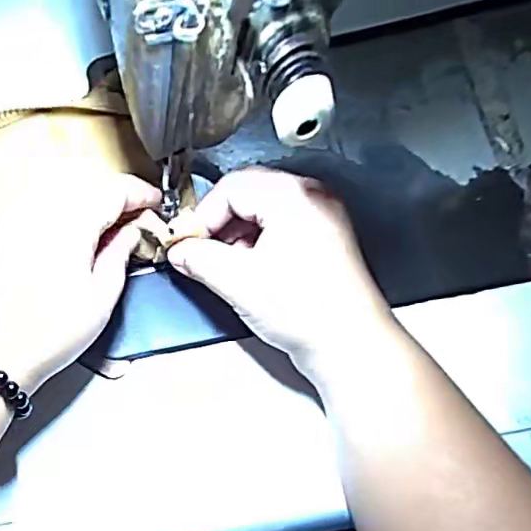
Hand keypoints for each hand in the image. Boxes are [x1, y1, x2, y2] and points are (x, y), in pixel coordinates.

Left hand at [0, 169, 161, 391]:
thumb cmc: (45, 334)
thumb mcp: (100, 300)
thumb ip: (119, 255)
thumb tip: (130, 232)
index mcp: (71, 217)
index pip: (114, 187)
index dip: (139, 194)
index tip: (154, 204)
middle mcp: (38, 201)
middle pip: (85, 176)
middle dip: (112, 191)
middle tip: (131, 217)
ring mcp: (11, 208)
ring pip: (56, 180)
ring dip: (83, 192)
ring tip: (99, 221)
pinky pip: (32, 194)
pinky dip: (55, 200)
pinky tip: (64, 226)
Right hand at [167, 168, 399, 382]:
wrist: (348, 343)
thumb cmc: (306, 310)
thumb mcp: (238, 282)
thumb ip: (200, 259)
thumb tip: (181, 251)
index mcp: (291, 195)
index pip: (231, 187)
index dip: (202, 216)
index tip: (187, 244)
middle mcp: (311, 198)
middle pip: (248, 195)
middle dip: (219, 226)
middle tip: (201, 256)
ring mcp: (322, 220)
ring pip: (265, 214)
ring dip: (237, 238)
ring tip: (226, 270)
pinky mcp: (326, 244)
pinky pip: (283, 232)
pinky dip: (259, 247)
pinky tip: (251, 275)